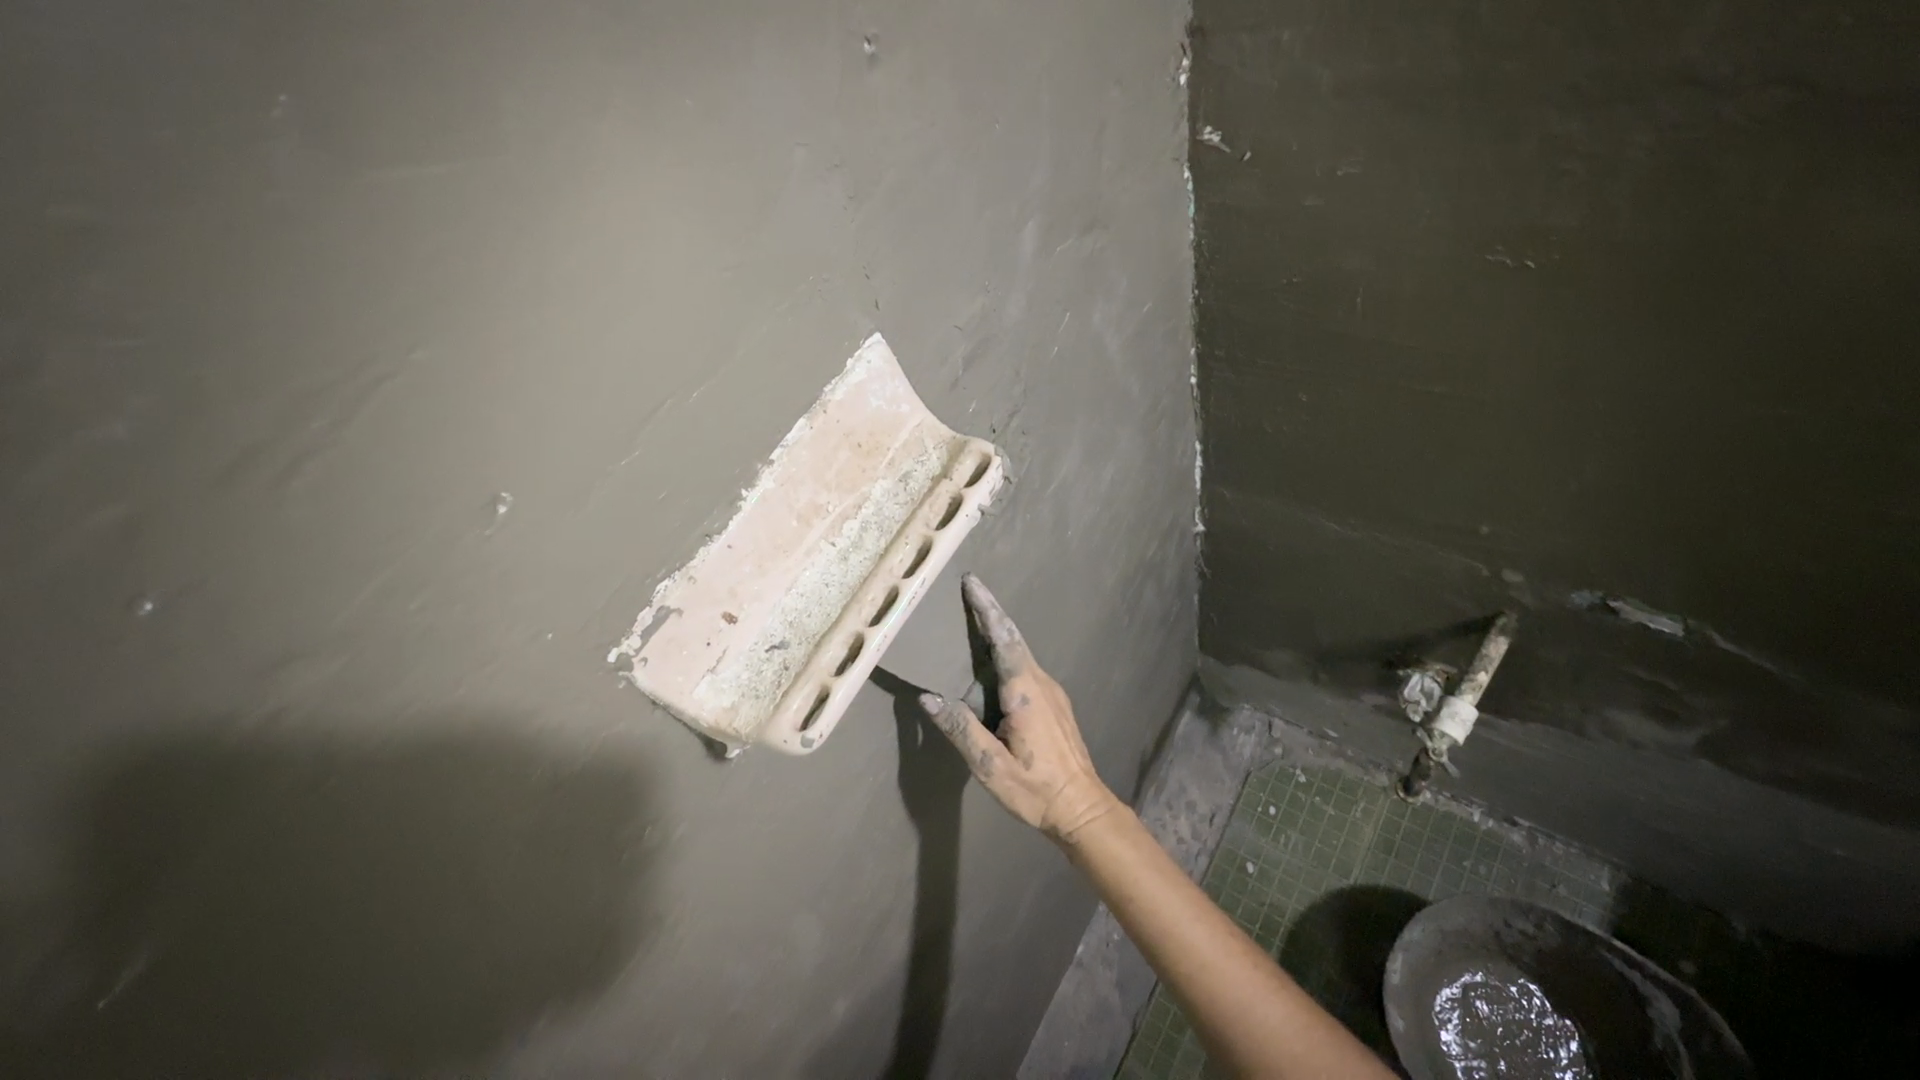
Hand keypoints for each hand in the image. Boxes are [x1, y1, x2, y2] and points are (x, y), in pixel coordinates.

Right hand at [920, 575, 1120, 842]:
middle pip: (1013, 637)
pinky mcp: (1054, 704)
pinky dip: (1005, 651)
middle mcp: (1042, 683)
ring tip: (970, 619)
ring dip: (997, 631)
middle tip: (967, 588)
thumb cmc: (1035, 789)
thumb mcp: (990, 766)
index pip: (1003, 638)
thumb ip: (960, 729)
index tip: (971, 583)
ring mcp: (1052, 692)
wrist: (1083, 808)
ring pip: (1020, 651)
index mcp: (1026, 692)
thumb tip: (928, 697)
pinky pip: (1025, 667)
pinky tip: (989, 662)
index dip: (985, 608)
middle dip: (989, 611)